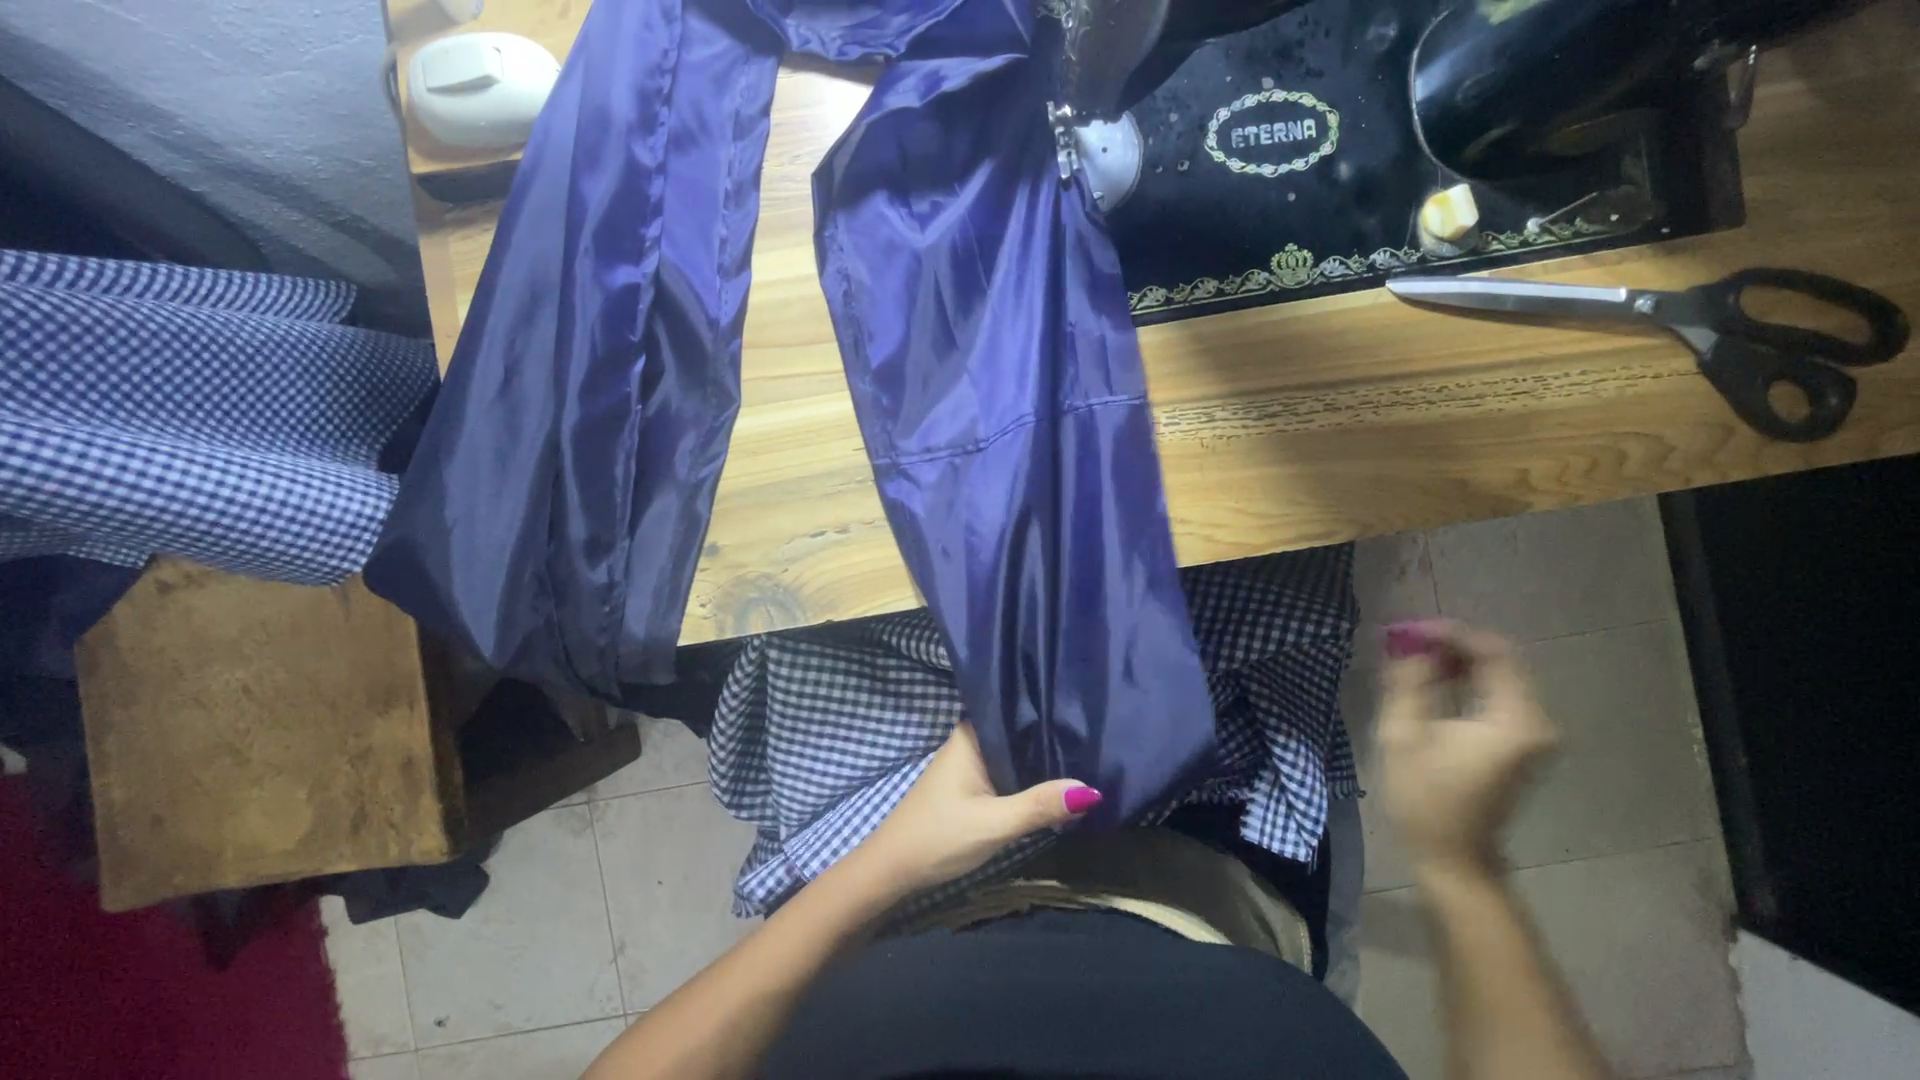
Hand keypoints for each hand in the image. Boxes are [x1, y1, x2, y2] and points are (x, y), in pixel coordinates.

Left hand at [848, 723, 1100, 896]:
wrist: (893, 871)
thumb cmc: (938, 837)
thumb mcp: (993, 824)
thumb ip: (1039, 806)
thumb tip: (1093, 790)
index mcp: (970, 736)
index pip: (1012, 706)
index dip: (1046, 703)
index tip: (1083, 702)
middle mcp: (971, 742)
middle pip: (1017, 730)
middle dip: (1051, 732)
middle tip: (1097, 728)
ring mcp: (971, 765)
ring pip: (1015, 753)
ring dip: (1042, 757)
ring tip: (1090, 749)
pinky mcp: (974, 787)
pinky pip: (1010, 772)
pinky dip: (1030, 775)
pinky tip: (1058, 779)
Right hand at [1375, 619, 1556, 880]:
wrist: (1454, 857)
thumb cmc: (1425, 800)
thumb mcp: (1403, 736)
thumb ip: (1408, 683)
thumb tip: (1408, 643)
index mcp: (1514, 719)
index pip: (1492, 652)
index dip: (1448, 633)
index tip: (1406, 632)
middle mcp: (1535, 721)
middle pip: (1498, 661)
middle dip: (1450, 645)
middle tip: (1404, 642)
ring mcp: (1532, 734)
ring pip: (1497, 676)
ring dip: (1456, 662)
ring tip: (1411, 658)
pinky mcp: (1522, 742)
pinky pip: (1496, 695)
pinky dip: (1465, 681)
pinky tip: (1432, 682)